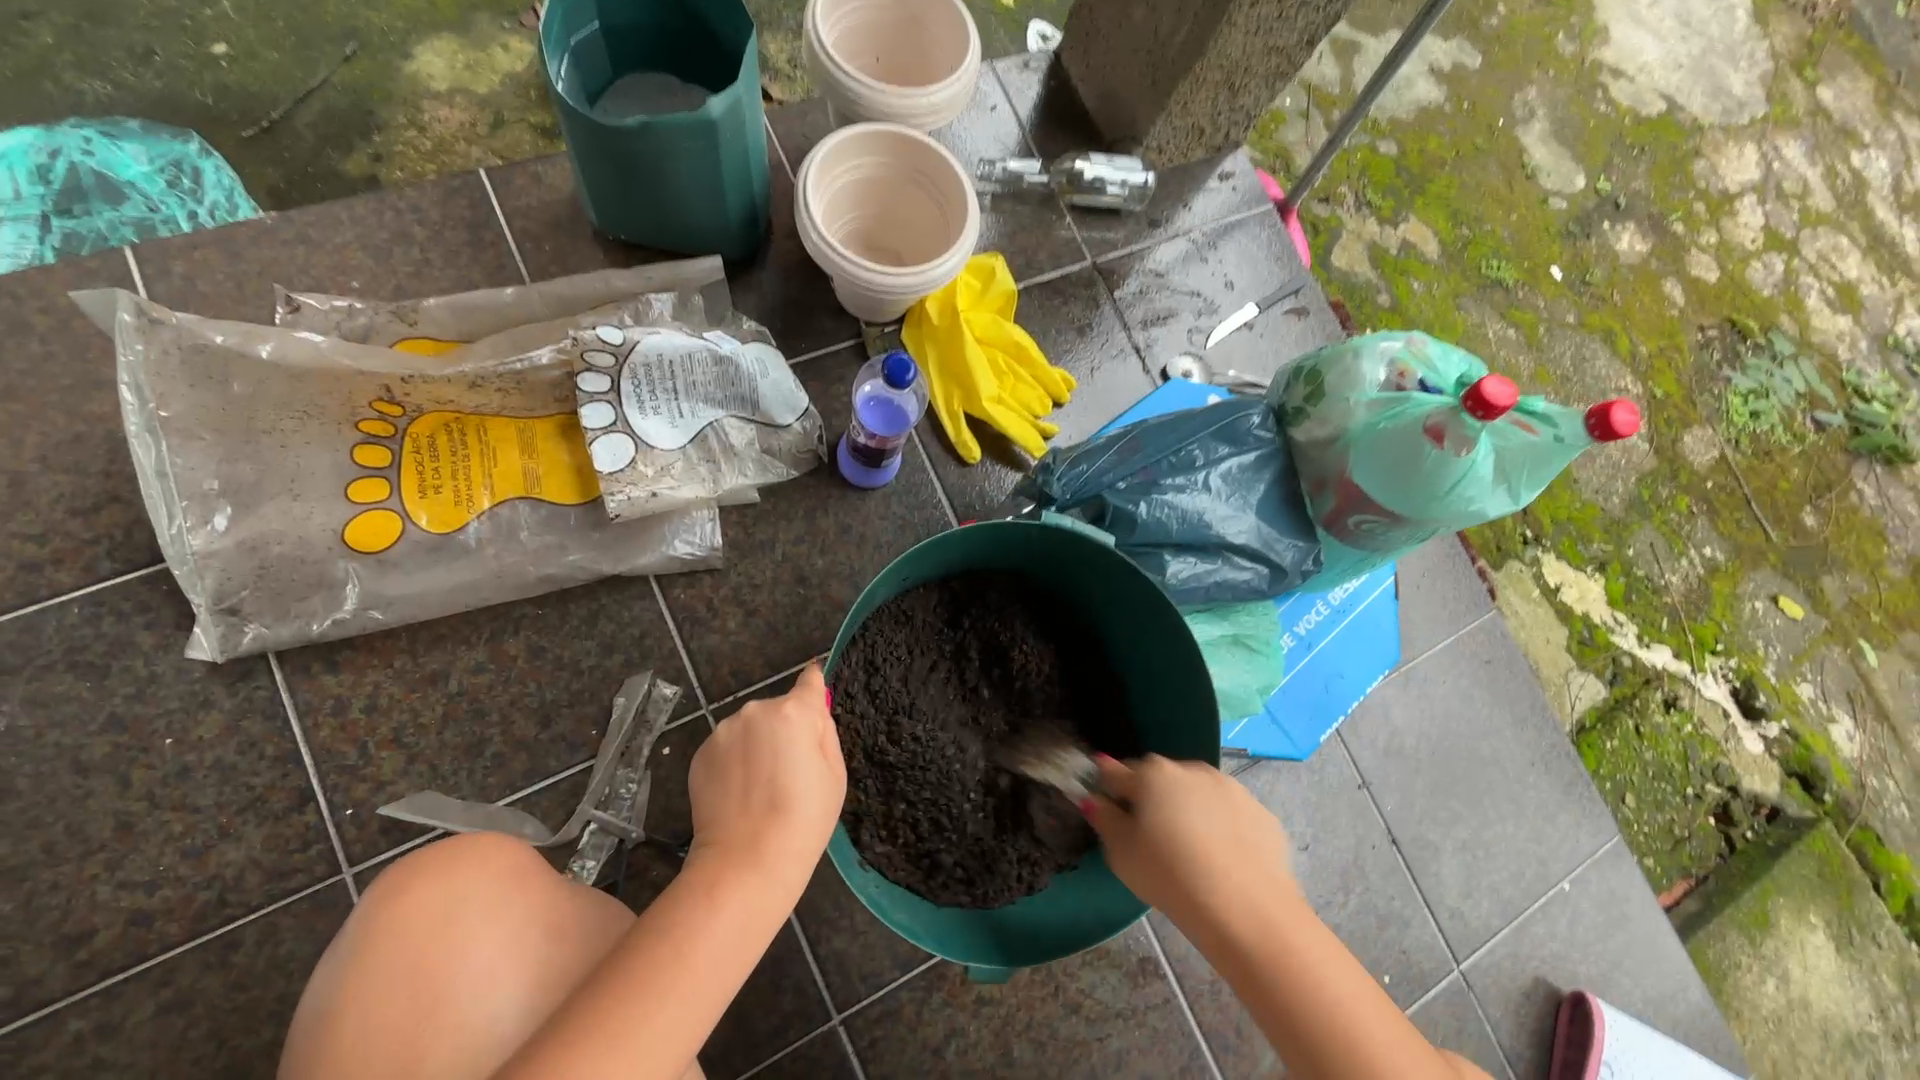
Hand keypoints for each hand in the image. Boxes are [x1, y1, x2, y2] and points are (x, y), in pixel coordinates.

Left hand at [687, 664, 845, 880]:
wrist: (746, 860)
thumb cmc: (804, 819)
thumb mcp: (835, 774)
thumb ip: (824, 732)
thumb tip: (813, 711)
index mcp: (793, 712)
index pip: (809, 682)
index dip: (814, 688)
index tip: (815, 696)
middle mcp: (754, 711)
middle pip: (779, 711)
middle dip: (785, 731)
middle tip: (792, 773)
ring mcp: (722, 731)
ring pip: (750, 729)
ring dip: (757, 746)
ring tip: (762, 789)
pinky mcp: (700, 754)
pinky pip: (727, 748)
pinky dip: (735, 763)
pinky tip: (740, 795)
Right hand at [1085, 754, 1300, 926]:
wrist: (1245, 907)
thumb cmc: (1169, 876)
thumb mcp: (1121, 853)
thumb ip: (1103, 819)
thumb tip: (1094, 799)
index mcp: (1151, 774)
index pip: (1114, 771)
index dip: (1106, 788)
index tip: (1106, 806)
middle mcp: (1190, 769)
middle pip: (1158, 777)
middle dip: (1150, 797)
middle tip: (1148, 836)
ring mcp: (1230, 787)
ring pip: (1197, 792)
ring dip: (1187, 809)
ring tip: (1189, 850)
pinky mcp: (1260, 811)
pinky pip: (1228, 812)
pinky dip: (1220, 826)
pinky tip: (1221, 859)